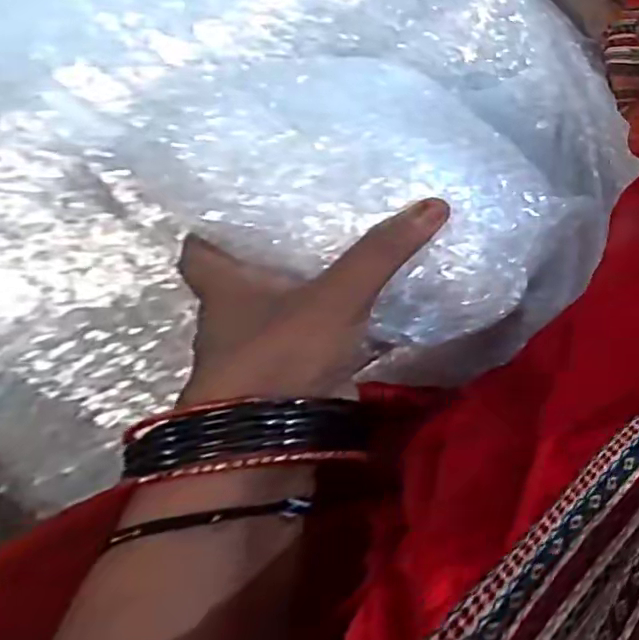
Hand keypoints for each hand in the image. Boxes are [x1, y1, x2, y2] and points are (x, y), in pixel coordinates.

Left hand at [176, 199, 448, 403]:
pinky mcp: (306, 366)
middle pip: (258, 273)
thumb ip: (382, 251)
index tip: (256, 204)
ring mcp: (274, 343)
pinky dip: (358, 319)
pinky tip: (391, 304)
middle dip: (291, 251)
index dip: (225, 224)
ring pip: (300, 302)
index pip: (205, 247)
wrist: (274, 435)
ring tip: (373, 254)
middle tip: (333, 219)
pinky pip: (335, 331)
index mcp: (226, 287)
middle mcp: (242, 313)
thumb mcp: (337, 294)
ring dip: (328, 285)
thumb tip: (433, 203)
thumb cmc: (281, 353)